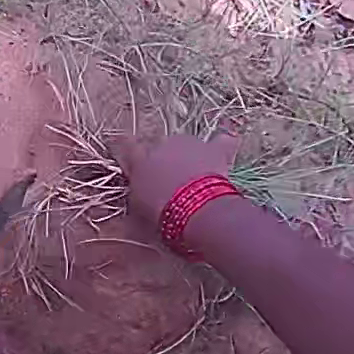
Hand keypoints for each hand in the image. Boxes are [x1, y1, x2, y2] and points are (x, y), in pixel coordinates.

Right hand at [114, 133, 237, 231]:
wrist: (194, 209)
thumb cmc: (160, 211)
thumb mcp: (137, 207)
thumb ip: (136, 192)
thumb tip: (138, 190)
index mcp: (140, 158)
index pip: (127, 145)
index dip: (127, 151)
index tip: (130, 161)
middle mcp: (162, 143)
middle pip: (157, 143)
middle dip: (159, 156)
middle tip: (164, 177)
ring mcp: (189, 143)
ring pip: (185, 143)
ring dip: (186, 154)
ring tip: (192, 175)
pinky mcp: (214, 149)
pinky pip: (221, 142)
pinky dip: (223, 145)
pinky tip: (226, 148)